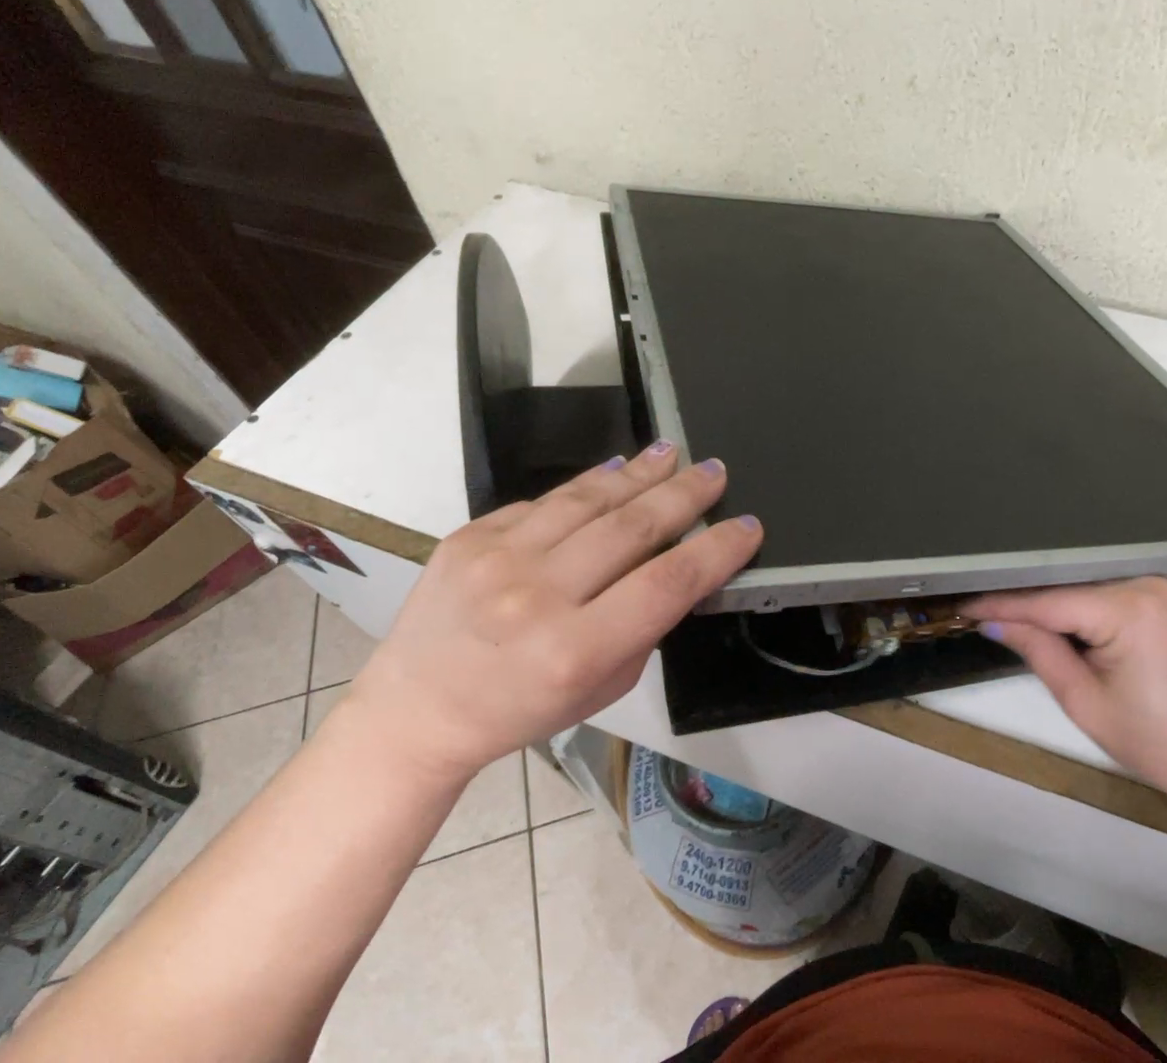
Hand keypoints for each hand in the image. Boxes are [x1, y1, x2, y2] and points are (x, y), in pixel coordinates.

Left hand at [347, 441, 760, 778]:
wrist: (421, 709)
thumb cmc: (521, 711)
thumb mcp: (602, 689)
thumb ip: (642, 630)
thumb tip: (674, 569)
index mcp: (576, 650)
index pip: (666, 584)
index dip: (715, 550)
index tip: (745, 526)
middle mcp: (537, 597)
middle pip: (631, 529)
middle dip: (684, 495)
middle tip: (715, 472)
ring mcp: (497, 560)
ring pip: (587, 501)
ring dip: (639, 474)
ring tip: (672, 454)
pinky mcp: (469, 536)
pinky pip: (543, 502)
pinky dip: (586, 485)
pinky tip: (614, 472)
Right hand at [963, 577, 1166, 807]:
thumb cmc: (1151, 739)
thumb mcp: (1082, 699)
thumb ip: (1037, 649)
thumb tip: (991, 622)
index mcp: (1129, 607)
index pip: (1048, 601)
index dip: (1001, 604)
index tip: (961, 605)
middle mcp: (1146, 581)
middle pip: (1066, 584)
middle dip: (1021, 595)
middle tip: (973, 601)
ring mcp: (1160, 584)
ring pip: (1084, 582)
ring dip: (1046, 595)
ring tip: (999, 603)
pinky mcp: (1165, 594)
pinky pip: (1106, 588)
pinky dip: (1075, 598)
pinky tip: (1044, 606)